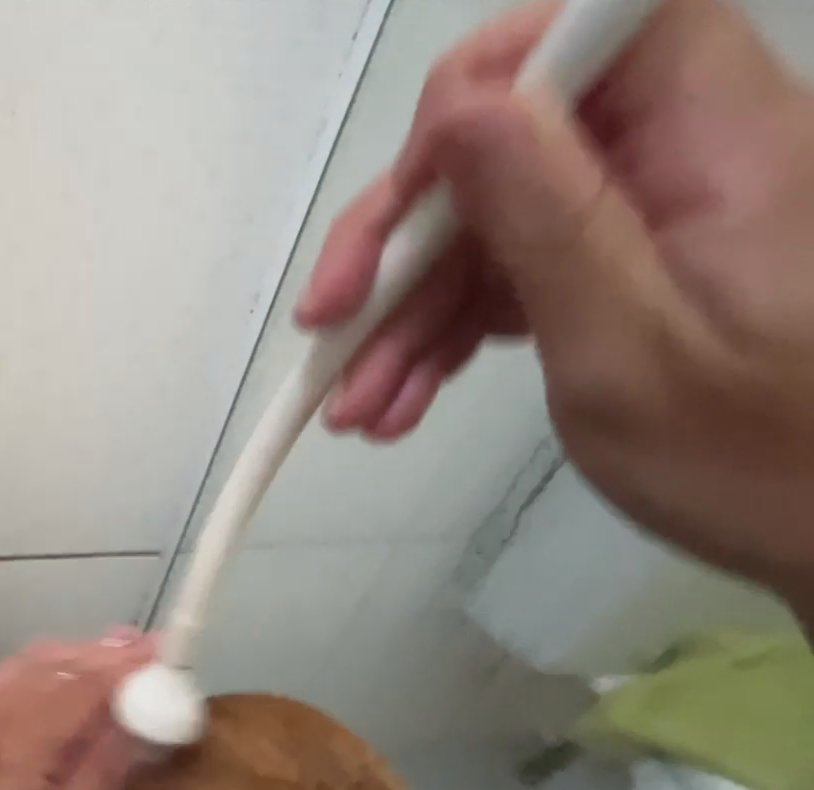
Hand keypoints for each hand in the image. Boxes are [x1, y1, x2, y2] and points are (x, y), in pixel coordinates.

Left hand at [0, 630, 156, 789]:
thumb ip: (102, 774)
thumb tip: (140, 721)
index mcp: (20, 739)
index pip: (83, 682)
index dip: (128, 665)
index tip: (169, 653)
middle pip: (52, 663)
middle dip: (103, 654)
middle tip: (149, 651)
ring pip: (23, 667)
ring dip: (71, 657)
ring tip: (114, 658)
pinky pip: (1, 682)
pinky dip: (37, 670)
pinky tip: (54, 681)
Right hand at [300, 0, 813, 604]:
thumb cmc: (751, 457)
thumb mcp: (626, 348)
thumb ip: (550, 221)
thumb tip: (467, 109)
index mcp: (716, 145)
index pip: (595, 32)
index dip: (484, 85)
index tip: (412, 191)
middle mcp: (666, 161)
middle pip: (496, 143)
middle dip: (396, 238)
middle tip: (328, 324)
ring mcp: (621, 218)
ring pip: (470, 225)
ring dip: (395, 316)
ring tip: (355, 408)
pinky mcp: (588, 268)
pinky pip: (482, 280)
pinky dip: (425, 341)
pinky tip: (391, 403)